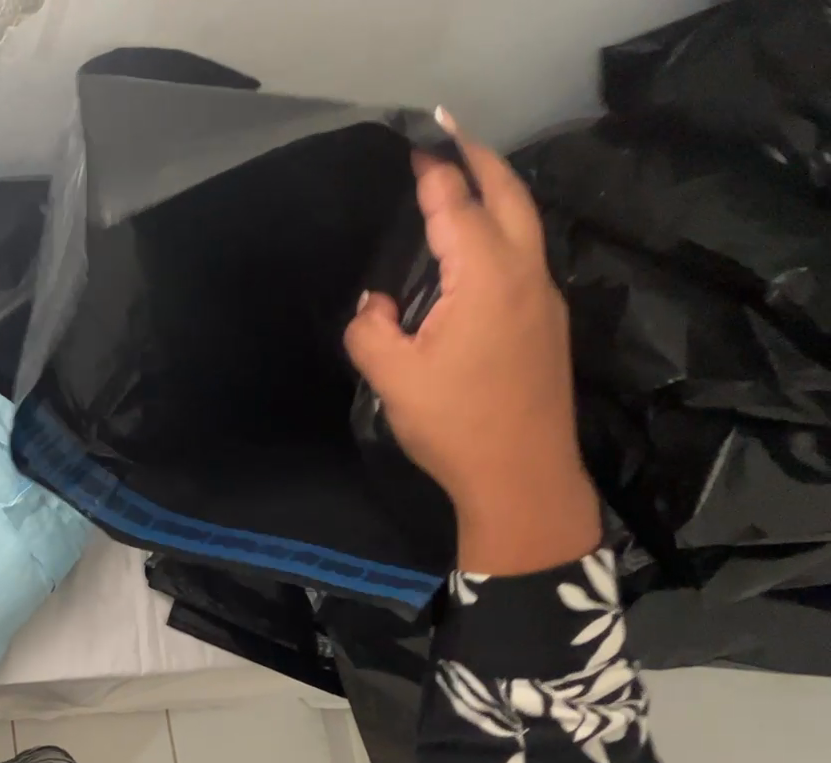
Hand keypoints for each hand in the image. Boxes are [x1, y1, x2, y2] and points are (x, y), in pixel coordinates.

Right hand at [343, 109, 600, 575]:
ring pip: (523, 225)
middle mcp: (524, 276)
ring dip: (494, 194)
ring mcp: (542, 298)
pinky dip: (498, 230)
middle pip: (509, 199)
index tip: (417, 147)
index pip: (457, 211)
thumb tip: (374, 305)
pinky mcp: (543, 322)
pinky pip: (521, 256)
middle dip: (480, 163)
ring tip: (459, 181)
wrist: (520, 472)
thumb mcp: (391, 377)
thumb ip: (371, 330)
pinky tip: (470, 246)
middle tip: (448, 140)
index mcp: (485, 281)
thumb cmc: (453, 422)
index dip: (436, 177)